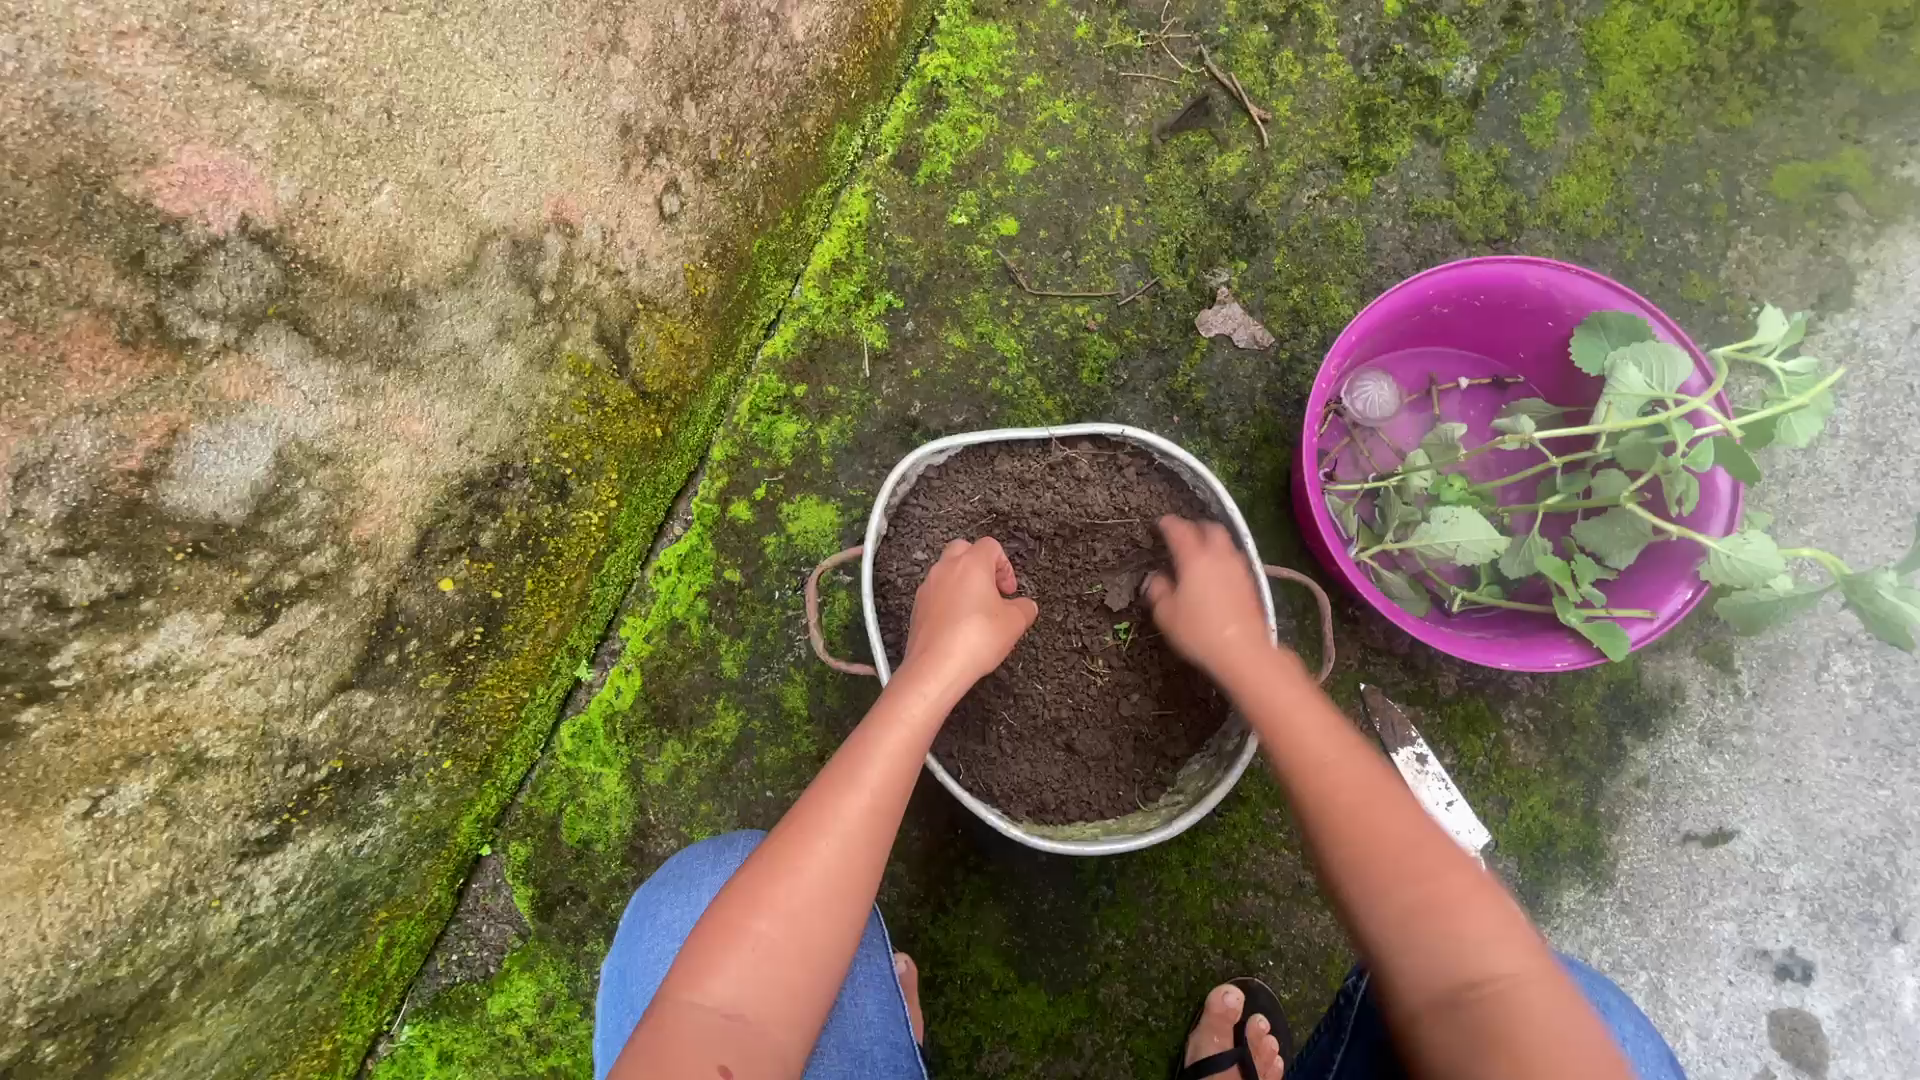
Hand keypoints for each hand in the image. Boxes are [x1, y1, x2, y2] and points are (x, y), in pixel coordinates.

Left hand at [899, 537, 1039, 698]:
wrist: (936, 667)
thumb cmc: (973, 640)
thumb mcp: (1015, 623)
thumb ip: (1025, 607)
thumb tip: (1026, 606)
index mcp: (972, 564)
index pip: (991, 545)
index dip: (1005, 565)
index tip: (1010, 589)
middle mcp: (946, 569)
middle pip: (964, 550)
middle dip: (981, 566)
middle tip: (993, 591)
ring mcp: (928, 587)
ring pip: (947, 571)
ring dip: (963, 583)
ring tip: (978, 610)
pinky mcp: (918, 607)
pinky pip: (936, 594)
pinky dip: (949, 601)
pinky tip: (960, 625)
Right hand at [1144, 516, 1284, 681]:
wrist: (1243, 650)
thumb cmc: (1198, 631)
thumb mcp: (1166, 614)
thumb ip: (1158, 591)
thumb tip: (1156, 578)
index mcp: (1194, 559)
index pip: (1180, 531)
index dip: (1168, 524)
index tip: (1161, 523)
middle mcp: (1219, 557)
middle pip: (1211, 528)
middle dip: (1196, 526)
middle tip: (1183, 534)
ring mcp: (1238, 568)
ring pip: (1226, 543)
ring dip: (1212, 541)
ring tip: (1201, 551)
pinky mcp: (1250, 582)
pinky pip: (1235, 559)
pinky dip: (1223, 558)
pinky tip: (1216, 572)